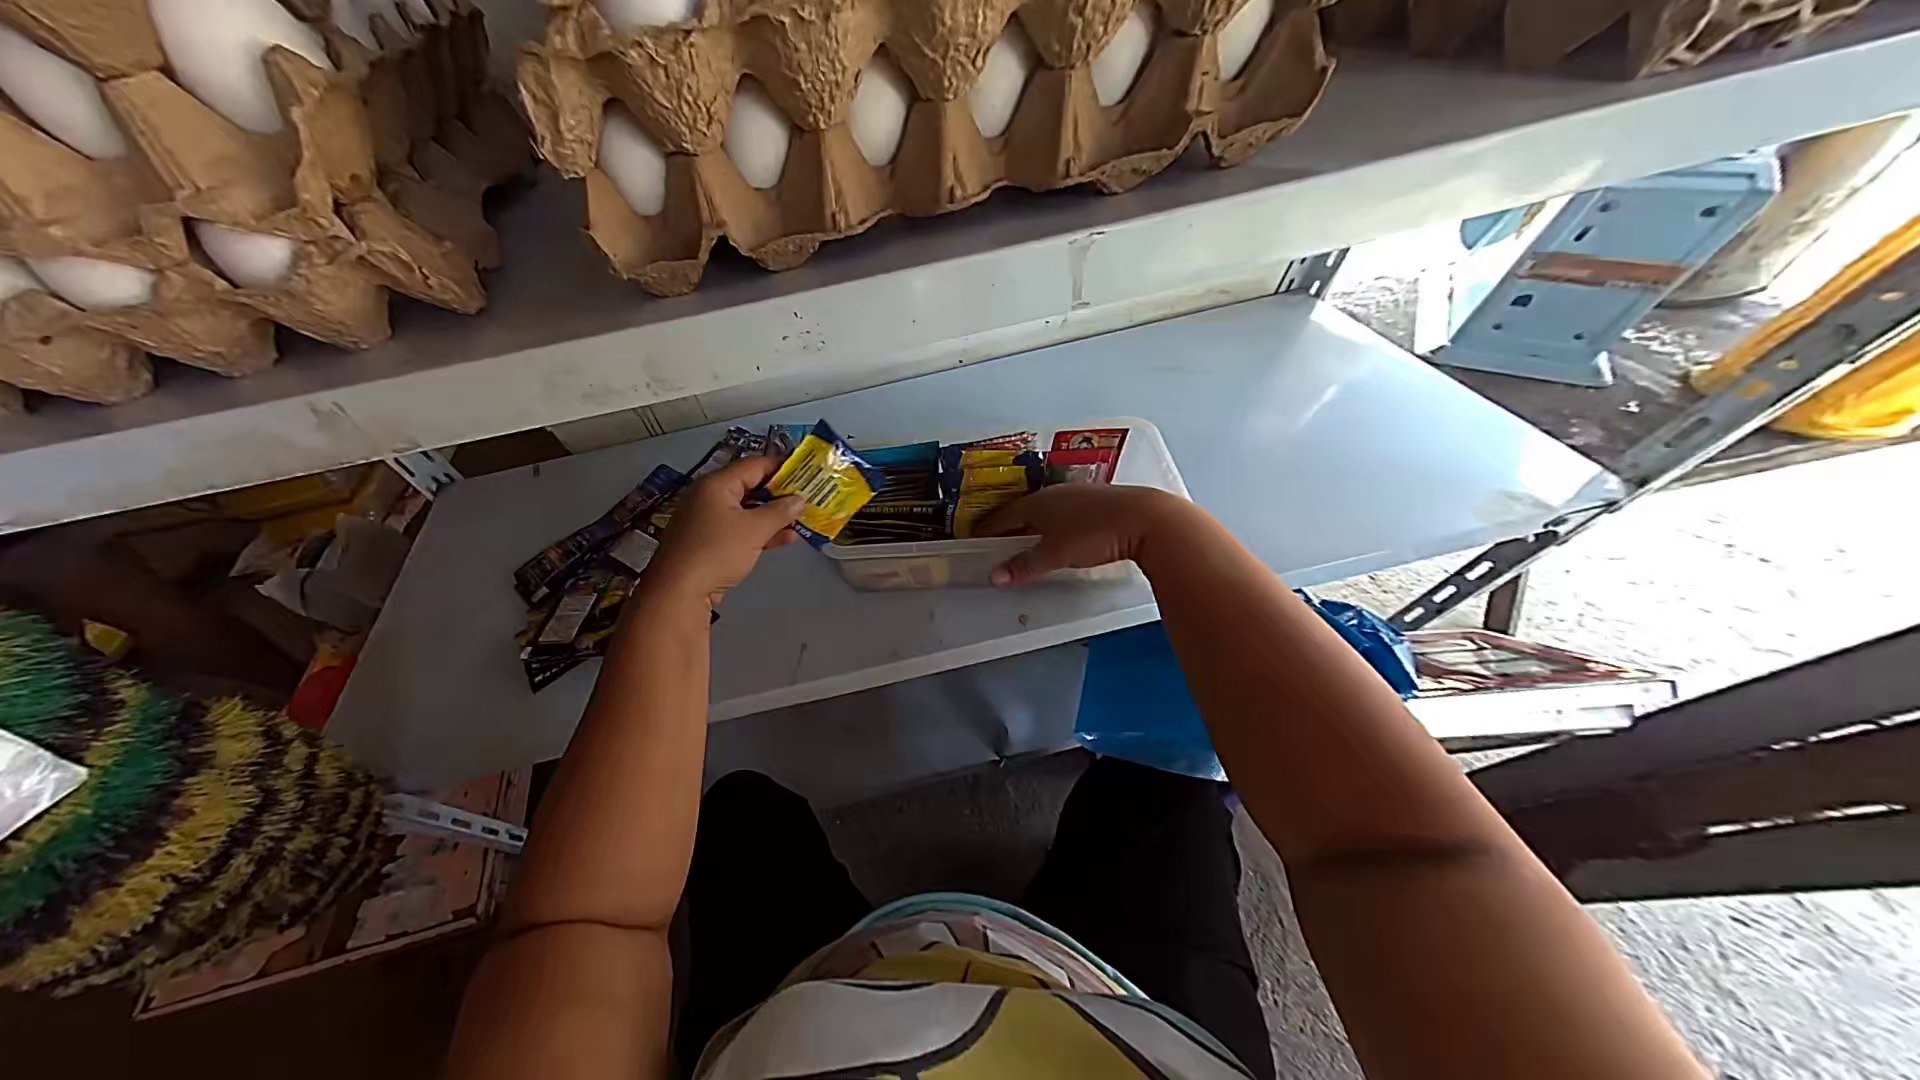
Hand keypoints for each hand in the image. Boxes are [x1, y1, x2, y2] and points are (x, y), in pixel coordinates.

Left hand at [645, 456, 803, 604]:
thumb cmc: (717, 552)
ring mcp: (708, 520)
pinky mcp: (710, 541)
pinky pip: (740, 528)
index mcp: (717, 484)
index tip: (806, 471)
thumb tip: (800, 499)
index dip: (782, 466)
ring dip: (774, 515)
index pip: (754, 465)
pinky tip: (786, 537)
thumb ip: (780, 512)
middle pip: (751, 486)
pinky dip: (761, 531)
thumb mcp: (754, 530)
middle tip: (807, 496)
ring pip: (747, 510)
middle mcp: (710, 496)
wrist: (679, 591)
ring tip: (801, 518)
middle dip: (780, 493)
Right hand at [975, 484, 1192, 586]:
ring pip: (1046, 510)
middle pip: (1023, 510)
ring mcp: (1078, 494)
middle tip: (997, 543)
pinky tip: (1061, 534)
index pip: (1003, 515)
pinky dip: (1054, 524)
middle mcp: (1054, 494)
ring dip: (1033, 525)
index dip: (988, 528)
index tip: (974, 538)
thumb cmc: (1094, 534)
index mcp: (1037, 503)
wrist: (1145, 519)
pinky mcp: (1099, 501)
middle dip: (1010, 526)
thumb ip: (1024, 565)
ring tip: (1027, 541)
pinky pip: (1065, 512)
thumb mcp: (1055, 554)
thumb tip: (994, 576)